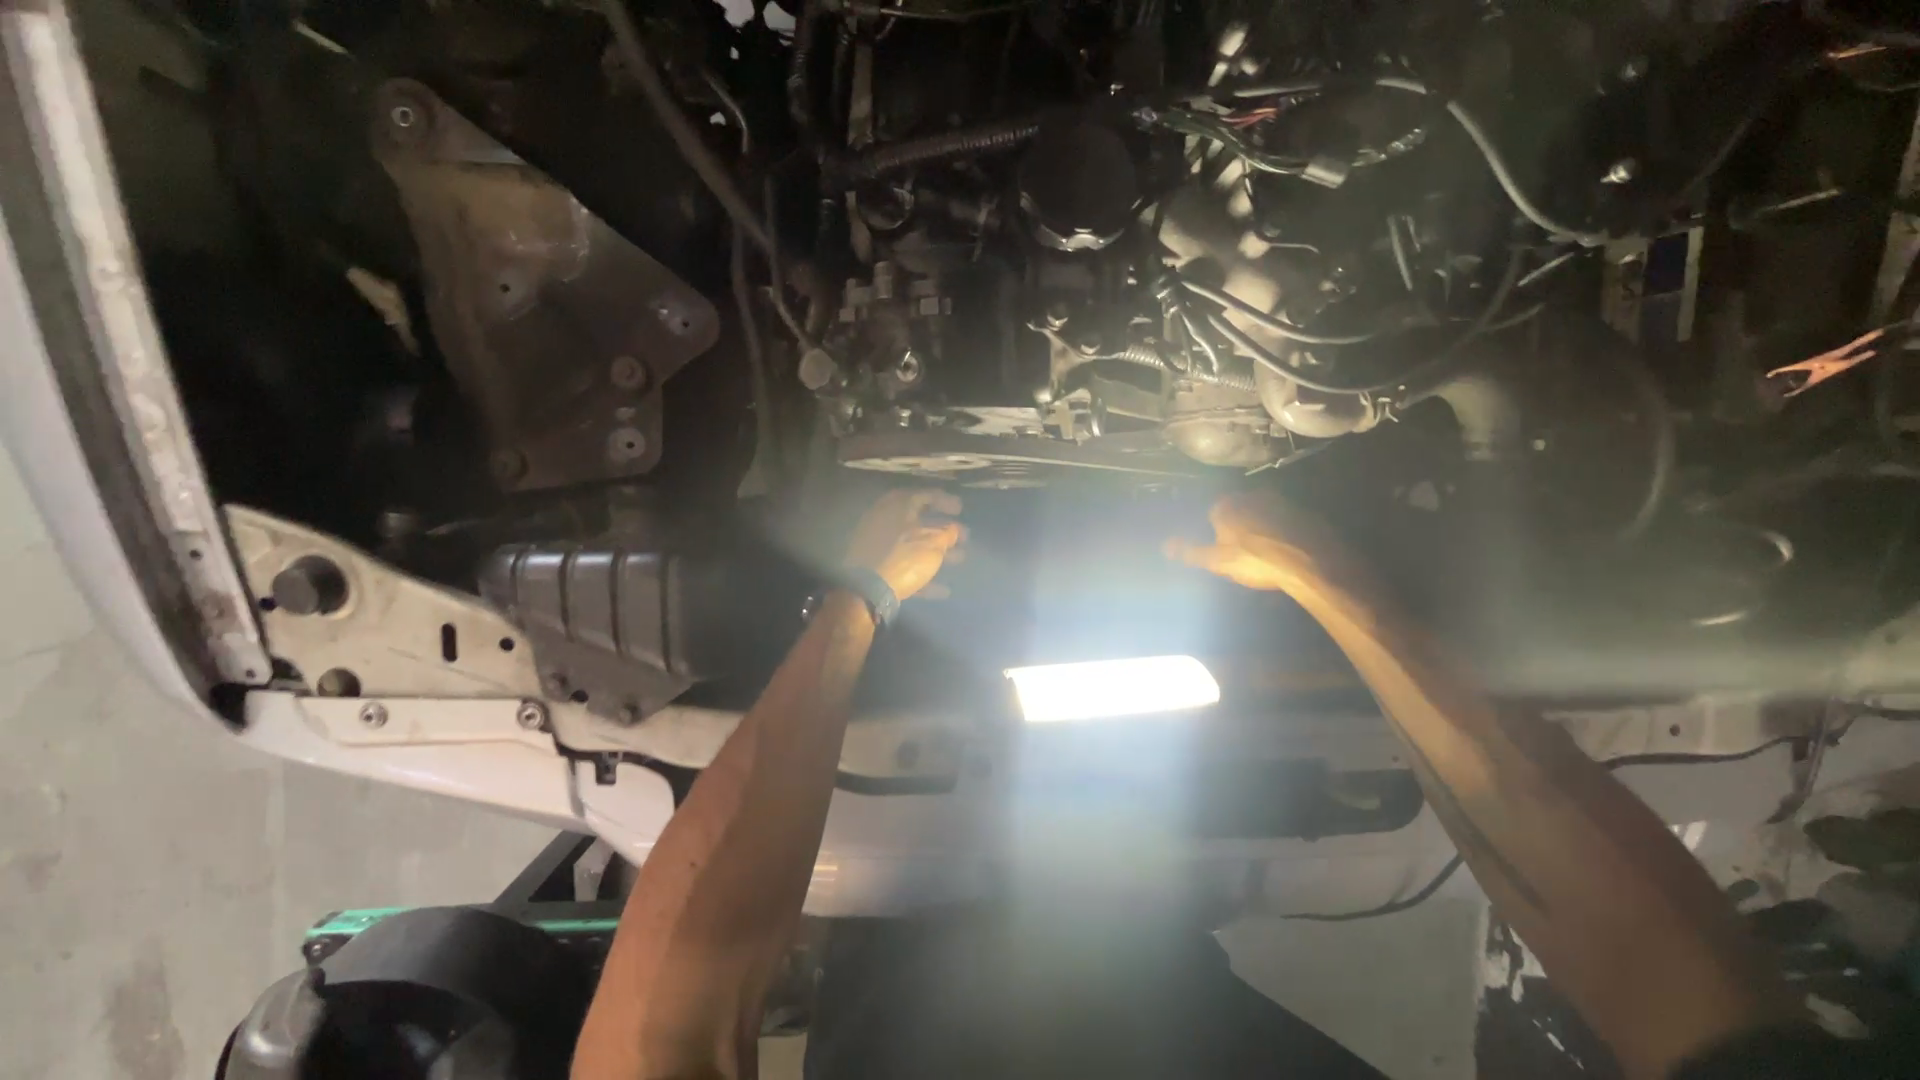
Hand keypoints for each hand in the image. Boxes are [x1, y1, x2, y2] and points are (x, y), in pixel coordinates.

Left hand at [845, 489, 965, 600]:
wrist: (867, 590)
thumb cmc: (904, 558)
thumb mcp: (933, 543)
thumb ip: (947, 533)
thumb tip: (954, 529)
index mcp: (897, 507)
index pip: (924, 495)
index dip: (945, 500)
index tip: (960, 510)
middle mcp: (885, 521)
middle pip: (919, 522)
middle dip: (944, 529)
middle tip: (963, 536)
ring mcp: (878, 546)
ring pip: (913, 545)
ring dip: (937, 553)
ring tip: (960, 559)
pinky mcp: (876, 569)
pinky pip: (904, 568)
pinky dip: (923, 575)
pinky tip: (944, 590)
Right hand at [1165, 493, 1366, 594]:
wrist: (1310, 561)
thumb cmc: (1256, 561)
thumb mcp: (1218, 561)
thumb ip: (1190, 552)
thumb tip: (1164, 545)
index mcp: (1226, 506)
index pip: (1213, 515)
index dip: (1217, 534)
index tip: (1225, 552)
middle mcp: (1250, 496)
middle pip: (1238, 511)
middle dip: (1239, 527)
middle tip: (1245, 554)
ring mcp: (1278, 501)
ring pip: (1262, 514)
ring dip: (1261, 528)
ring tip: (1266, 553)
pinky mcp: (1302, 510)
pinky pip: (1285, 520)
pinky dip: (1283, 531)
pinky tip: (1287, 550)